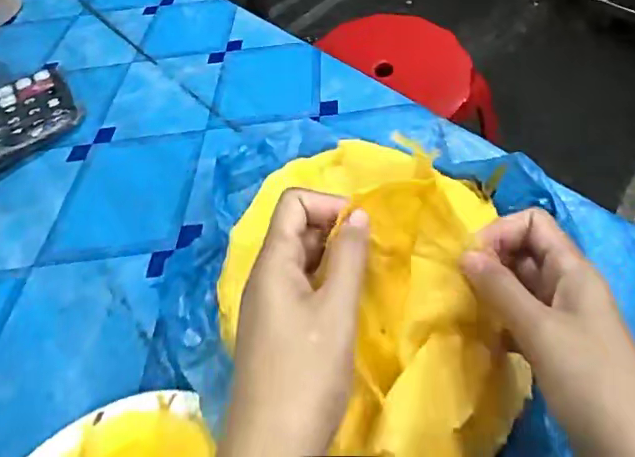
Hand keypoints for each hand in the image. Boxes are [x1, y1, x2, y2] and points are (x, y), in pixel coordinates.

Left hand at [220, 189, 370, 456]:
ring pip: (301, 259)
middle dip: (334, 228)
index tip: (361, 227)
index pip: (293, 202)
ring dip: (333, 257)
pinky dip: (325, 282)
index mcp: (272, 262)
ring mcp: (268, 304)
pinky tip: (347, 304)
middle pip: (296, 227)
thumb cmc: (305, 375)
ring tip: (364, 276)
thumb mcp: (336, 312)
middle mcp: (265, 275)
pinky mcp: (276, 329)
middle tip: (369, 252)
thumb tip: (359, 214)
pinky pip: (300, 286)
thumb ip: (349, 258)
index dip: (328, 204)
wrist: (271, 452)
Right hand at [462, 209, 634, 456]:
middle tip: (462, 285)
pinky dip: (505, 323)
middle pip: (526, 252)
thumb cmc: (589, 379)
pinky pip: (526, 320)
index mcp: (573, 270)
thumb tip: (465, 253)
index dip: (501, 231)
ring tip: (469, 311)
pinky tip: (487, 341)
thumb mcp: (540, 331)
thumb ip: (501, 289)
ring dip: (495, 294)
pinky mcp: (562, 350)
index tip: (472, 259)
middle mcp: (570, 286)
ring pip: (523, 288)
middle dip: (493, 262)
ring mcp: (567, 319)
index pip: (534, 223)